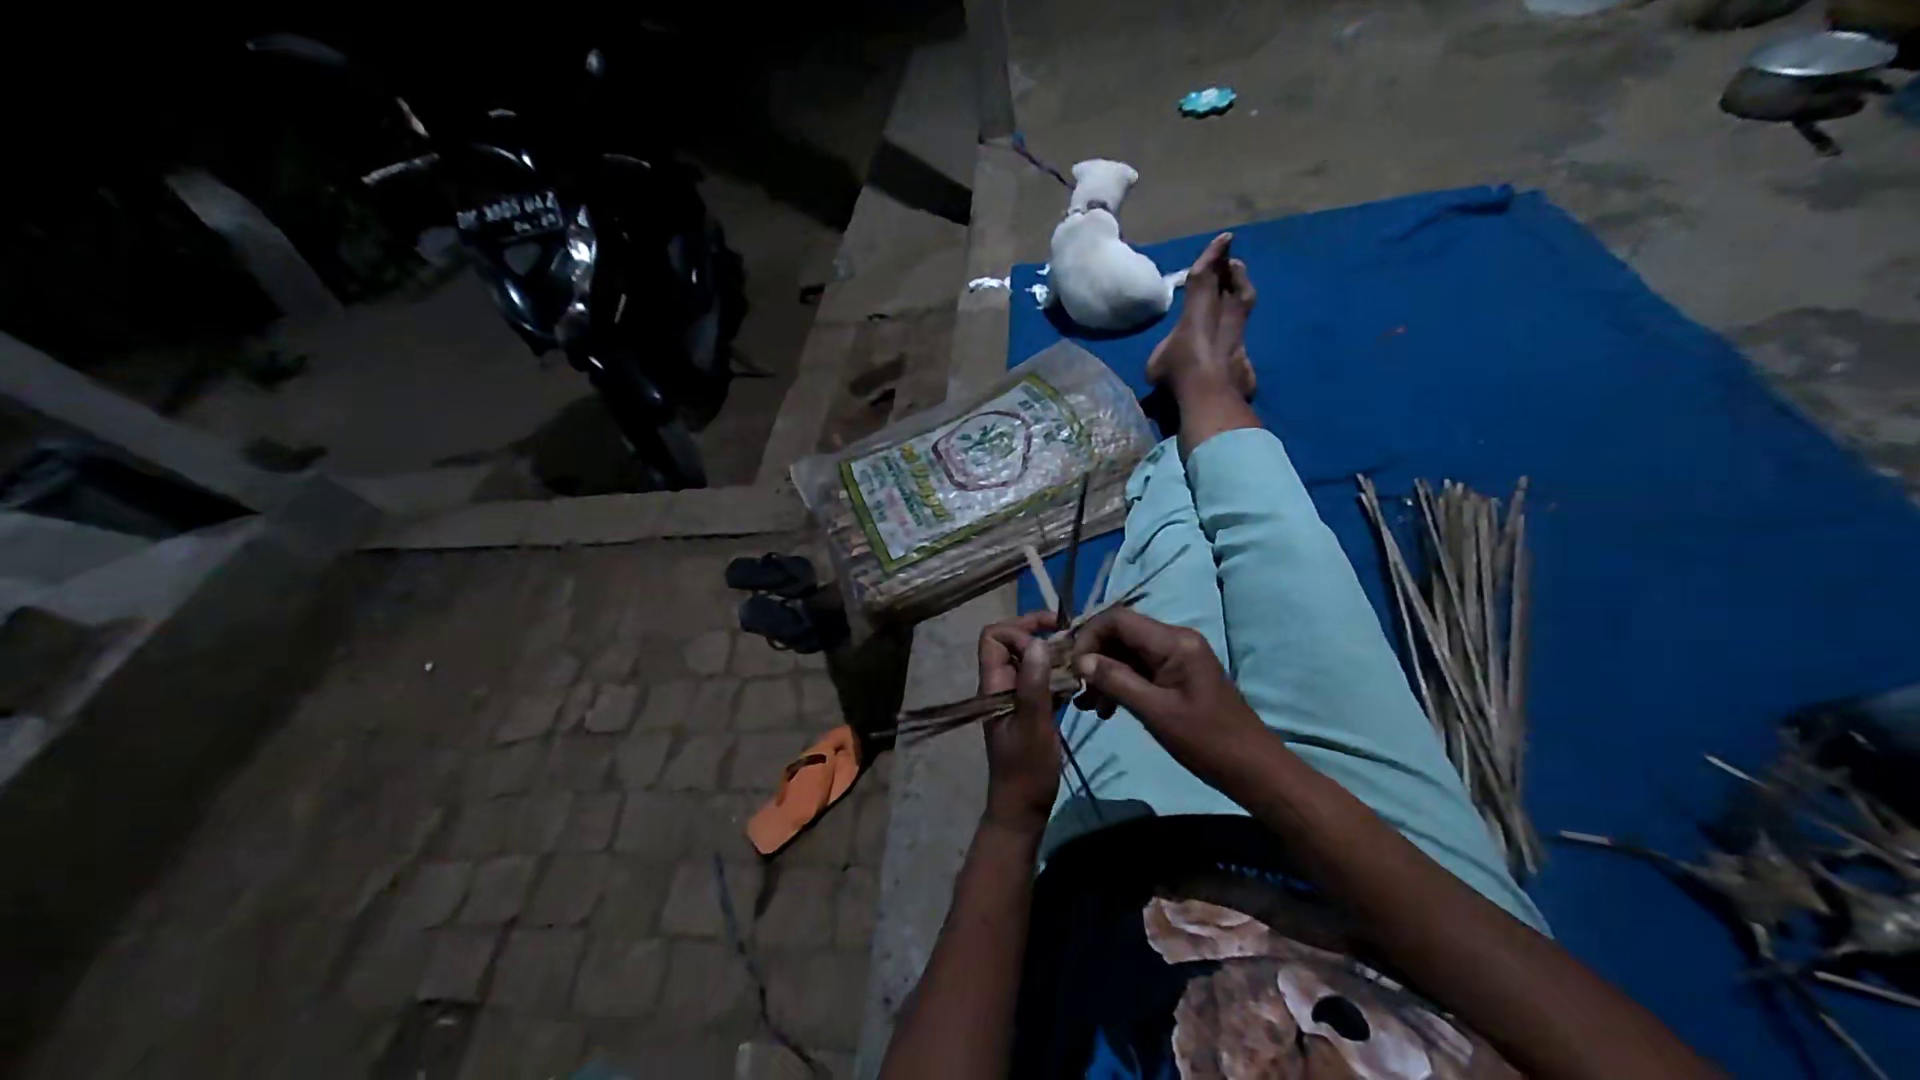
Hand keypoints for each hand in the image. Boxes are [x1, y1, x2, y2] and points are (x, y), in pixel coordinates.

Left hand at [976, 612, 1061, 831]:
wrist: (1024, 808)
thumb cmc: (1026, 769)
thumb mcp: (1033, 725)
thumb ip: (1033, 684)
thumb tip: (1037, 642)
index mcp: (993, 685)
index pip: (993, 637)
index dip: (1019, 631)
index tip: (1049, 640)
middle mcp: (1001, 685)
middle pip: (1012, 643)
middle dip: (1039, 635)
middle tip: (1072, 640)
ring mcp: (1016, 698)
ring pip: (1030, 661)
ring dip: (1052, 656)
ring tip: (1079, 659)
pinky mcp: (1031, 710)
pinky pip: (1042, 681)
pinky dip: (1058, 676)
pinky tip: (1078, 684)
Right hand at [1070, 607, 1263, 770]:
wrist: (1252, 769)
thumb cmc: (1206, 741)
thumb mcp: (1155, 711)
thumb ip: (1116, 680)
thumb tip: (1081, 660)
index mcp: (1175, 642)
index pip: (1118, 619)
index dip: (1088, 636)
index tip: (1073, 668)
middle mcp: (1176, 640)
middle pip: (1120, 634)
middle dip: (1094, 658)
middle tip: (1077, 691)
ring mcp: (1178, 657)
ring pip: (1127, 653)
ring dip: (1104, 675)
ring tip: (1089, 707)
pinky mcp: (1177, 675)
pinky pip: (1139, 669)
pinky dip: (1120, 684)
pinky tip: (1107, 710)